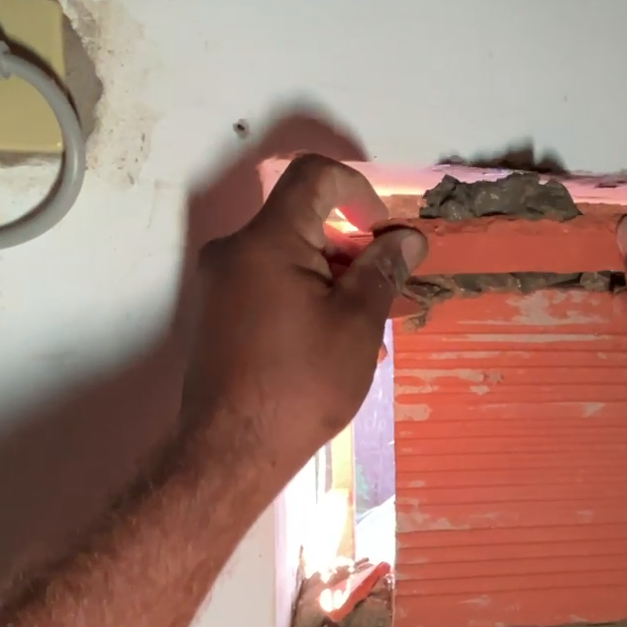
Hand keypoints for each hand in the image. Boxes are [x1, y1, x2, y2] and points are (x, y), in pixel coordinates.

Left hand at [179, 154, 426, 491]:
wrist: (231, 451)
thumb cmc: (301, 384)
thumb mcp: (356, 325)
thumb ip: (382, 271)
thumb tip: (408, 239)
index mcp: (267, 240)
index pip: (314, 175)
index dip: (359, 188)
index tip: (382, 231)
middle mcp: (234, 249)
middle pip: (303, 217)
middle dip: (352, 244)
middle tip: (385, 291)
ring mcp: (220, 282)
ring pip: (289, 254)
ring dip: (333, 275)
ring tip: (366, 326)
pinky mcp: (218, 311)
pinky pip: (270, 281)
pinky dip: (307, 293)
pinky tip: (332, 339)